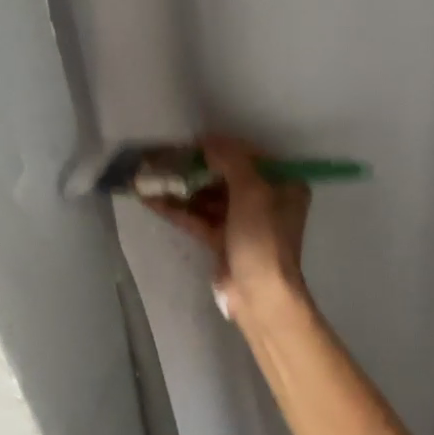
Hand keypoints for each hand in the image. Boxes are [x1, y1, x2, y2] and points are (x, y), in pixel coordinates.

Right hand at [145, 134, 311, 319]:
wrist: (259, 294)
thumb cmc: (262, 238)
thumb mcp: (252, 192)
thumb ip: (230, 160)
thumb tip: (207, 140)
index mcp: (282, 184)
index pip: (249, 156)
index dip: (220, 147)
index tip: (191, 142)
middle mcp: (265, 199)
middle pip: (225, 175)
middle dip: (194, 168)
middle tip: (165, 157)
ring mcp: (242, 221)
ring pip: (208, 197)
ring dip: (181, 188)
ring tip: (151, 176)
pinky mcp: (222, 240)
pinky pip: (198, 218)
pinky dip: (177, 209)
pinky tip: (151, 199)